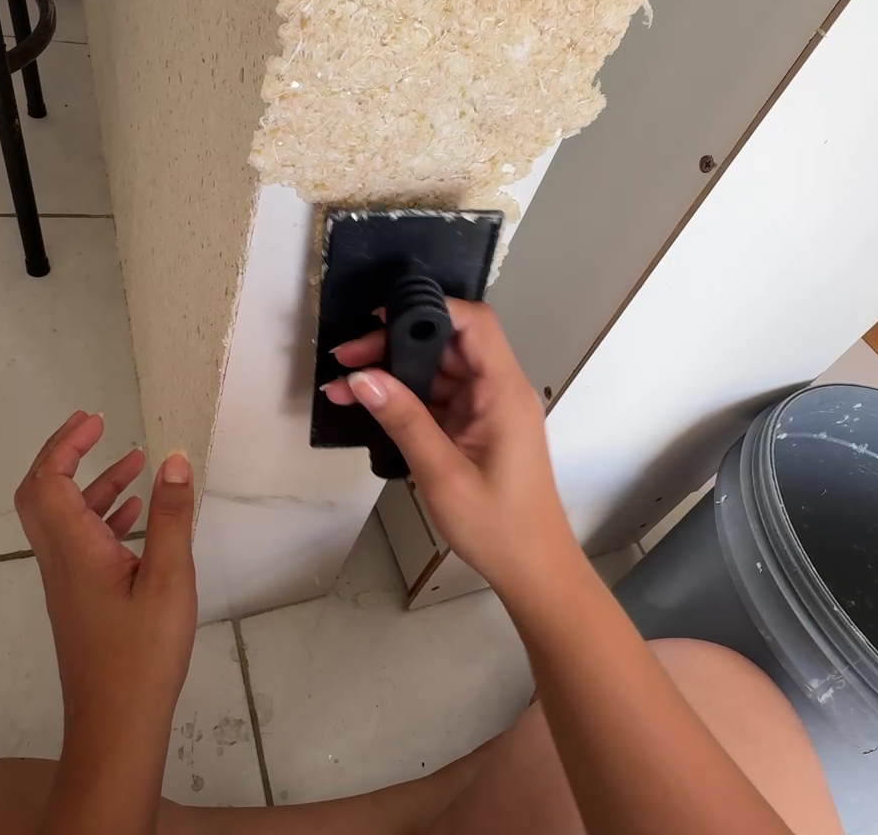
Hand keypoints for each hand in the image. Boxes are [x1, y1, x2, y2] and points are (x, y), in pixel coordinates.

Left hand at [14, 410, 195, 824]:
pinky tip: (135, 516)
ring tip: (136, 462)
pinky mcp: (80, 598)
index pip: (49, 481)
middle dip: (65, 454)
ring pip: (64, 517)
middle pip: (41, 494)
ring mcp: (67, 581)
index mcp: (75, 550)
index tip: (94, 419)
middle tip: (97, 427)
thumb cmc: (143, 653)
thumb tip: (172, 459)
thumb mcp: (169, 580)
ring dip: (93, 483)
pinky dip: (102, 515)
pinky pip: (80, 541)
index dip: (64, 444)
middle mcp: (60, 560)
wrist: (116, 725)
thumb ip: (171, 517)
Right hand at [321, 300, 583, 600]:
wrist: (532, 569)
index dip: (431, 308)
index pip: (474, 323)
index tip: (382, 316)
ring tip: (346, 382)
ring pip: (437, 370)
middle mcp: (498, 390)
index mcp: (503, 391)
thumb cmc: (498, 525)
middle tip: (347, 356)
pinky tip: (369, 404)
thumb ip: (403, 419)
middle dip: (397, 343)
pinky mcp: (475, 427)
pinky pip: (438, 398)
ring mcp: (486, 409)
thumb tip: (360, 378)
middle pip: (448, 343)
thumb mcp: (442, 473)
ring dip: (394, 372)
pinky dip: (405, 398)